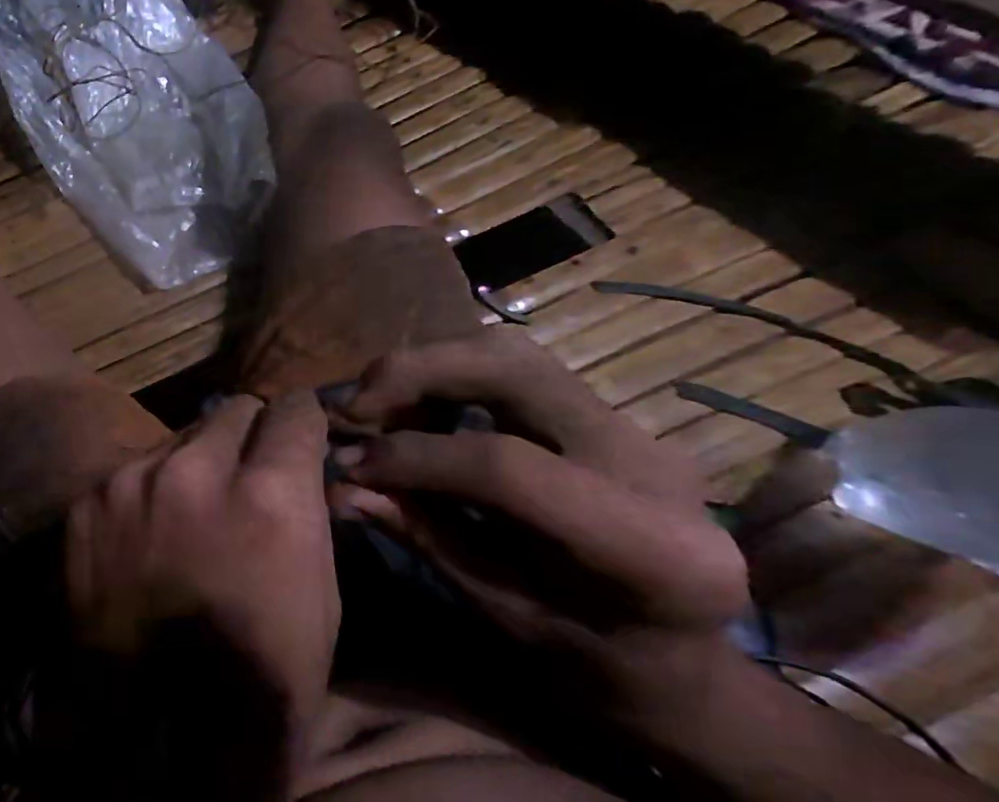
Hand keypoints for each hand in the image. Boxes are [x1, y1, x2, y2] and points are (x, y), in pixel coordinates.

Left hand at [66, 392, 339, 734]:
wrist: (155, 729)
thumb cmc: (260, 673)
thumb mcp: (320, 595)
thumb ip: (304, 509)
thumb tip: (294, 462)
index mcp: (269, 495)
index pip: (292, 412)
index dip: (301, 420)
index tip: (297, 429)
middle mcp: (196, 470)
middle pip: (233, 411)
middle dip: (248, 432)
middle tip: (246, 466)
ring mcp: (133, 479)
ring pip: (178, 437)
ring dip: (193, 461)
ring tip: (189, 506)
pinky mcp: (88, 497)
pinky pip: (131, 469)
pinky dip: (146, 488)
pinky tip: (145, 530)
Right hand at [328, 330, 749, 703]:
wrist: (669, 649)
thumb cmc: (588, 655)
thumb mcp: (498, 609)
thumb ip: (423, 536)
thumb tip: (339, 486)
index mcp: (647, 544)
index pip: (506, 465)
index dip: (413, 456)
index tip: (349, 464)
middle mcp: (646, 461)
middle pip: (510, 369)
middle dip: (414, 374)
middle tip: (355, 409)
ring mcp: (628, 425)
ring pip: (507, 352)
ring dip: (426, 367)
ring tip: (381, 409)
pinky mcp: (599, 409)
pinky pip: (509, 366)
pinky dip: (446, 376)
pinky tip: (420, 414)